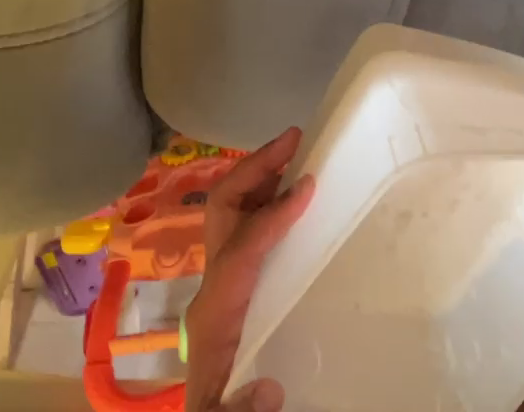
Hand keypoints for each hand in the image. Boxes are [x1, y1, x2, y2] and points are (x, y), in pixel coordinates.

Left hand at [184, 127, 315, 411]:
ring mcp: (225, 278)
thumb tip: (270, 389)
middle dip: (255, 168)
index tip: (308, 186)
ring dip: (262, 174)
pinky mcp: (241, 280)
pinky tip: (298, 192)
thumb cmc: (224, 409)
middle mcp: (215, 284)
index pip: (238, 249)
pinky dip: (270, 197)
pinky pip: (250, 223)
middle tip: (296, 138)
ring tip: (298, 150)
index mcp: (216, 311)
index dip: (271, 215)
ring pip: (234, 209)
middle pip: (225, 210)